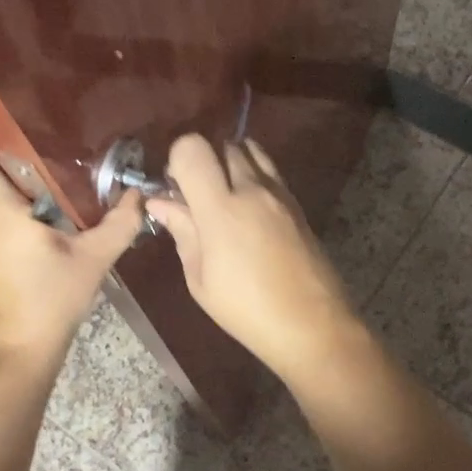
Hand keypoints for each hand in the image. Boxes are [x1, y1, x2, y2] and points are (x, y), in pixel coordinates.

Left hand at [0, 137, 142, 357]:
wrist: (20, 348)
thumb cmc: (53, 298)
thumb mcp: (94, 259)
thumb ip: (119, 223)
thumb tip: (139, 195)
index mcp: (0, 207)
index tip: (17, 132)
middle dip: (26, 181)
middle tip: (65, 185)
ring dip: (22, 209)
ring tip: (59, 216)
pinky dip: (13, 230)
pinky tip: (43, 244)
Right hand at [145, 134, 365, 382]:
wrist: (310, 325)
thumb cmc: (246, 310)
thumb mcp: (200, 279)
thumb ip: (182, 231)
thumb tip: (161, 202)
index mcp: (221, 208)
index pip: (192, 148)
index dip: (177, 159)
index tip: (173, 187)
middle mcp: (252, 189)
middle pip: (222, 145)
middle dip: (204, 161)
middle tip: (195, 195)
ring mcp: (279, 194)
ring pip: (251, 151)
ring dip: (231, 163)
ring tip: (223, 199)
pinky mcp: (297, 204)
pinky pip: (270, 171)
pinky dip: (253, 176)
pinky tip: (248, 211)